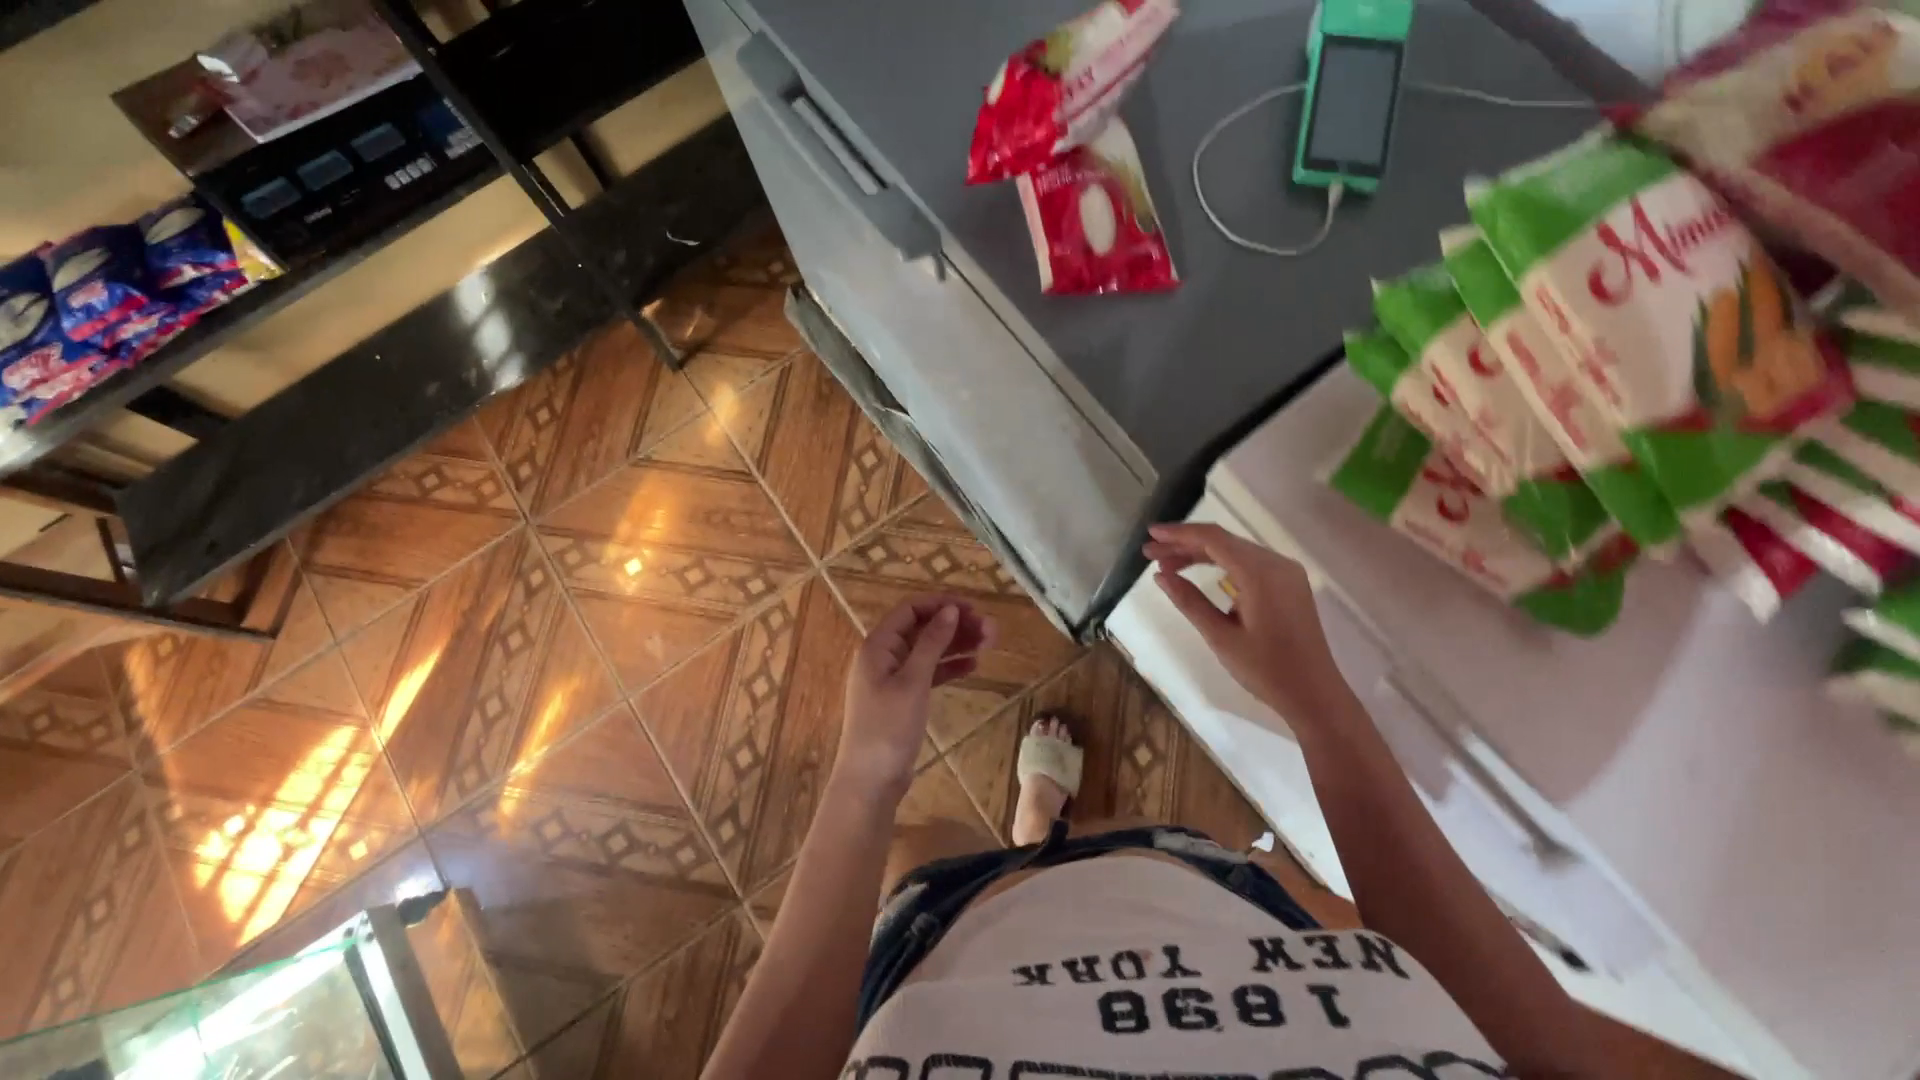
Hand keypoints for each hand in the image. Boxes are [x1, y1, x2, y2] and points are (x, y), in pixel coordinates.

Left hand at [837, 594, 994, 802]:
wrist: (871, 780)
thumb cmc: (888, 727)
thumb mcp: (913, 681)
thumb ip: (931, 643)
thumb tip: (949, 610)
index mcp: (877, 646)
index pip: (910, 610)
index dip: (940, 604)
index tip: (972, 608)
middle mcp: (882, 657)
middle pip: (921, 629)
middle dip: (954, 625)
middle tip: (990, 629)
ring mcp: (892, 679)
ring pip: (928, 651)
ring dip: (956, 645)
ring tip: (989, 643)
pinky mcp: (902, 699)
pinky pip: (928, 673)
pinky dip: (948, 668)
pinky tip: (973, 666)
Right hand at [1143, 523, 1350, 722]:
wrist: (1314, 694)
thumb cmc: (1266, 670)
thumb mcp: (1220, 637)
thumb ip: (1189, 601)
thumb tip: (1160, 576)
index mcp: (1261, 573)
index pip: (1213, 539)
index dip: (1179, 534)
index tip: (1151, 535)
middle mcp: (1277, 563)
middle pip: (1224, 542)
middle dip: (1185, 544)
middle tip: (1150, 554)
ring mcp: (1286, 573)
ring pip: (1235, 551)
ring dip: (1201, 554)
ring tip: (1167, 566)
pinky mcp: (1288, 584)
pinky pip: (1249, 563)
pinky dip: (1221, 564)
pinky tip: (1199, 574)